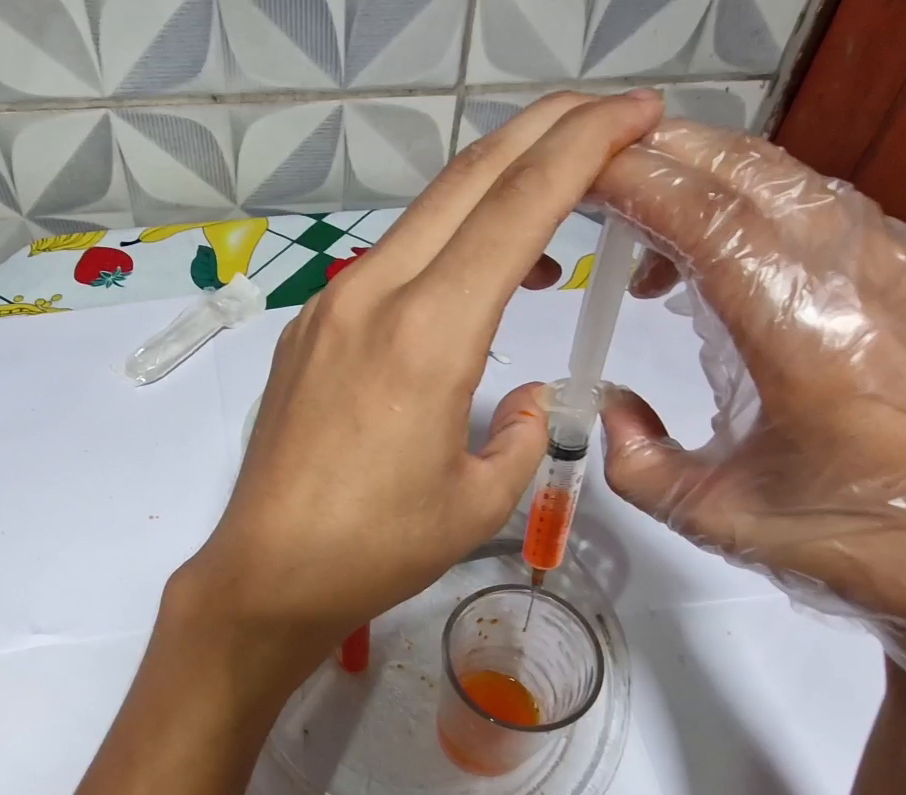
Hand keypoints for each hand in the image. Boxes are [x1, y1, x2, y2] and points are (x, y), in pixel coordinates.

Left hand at [177, 91, 665, 667]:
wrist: (270, 571)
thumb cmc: (377, 548)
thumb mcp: (479, 500)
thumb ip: (524, 434)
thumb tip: (528, 398)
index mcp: (429, 333)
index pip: (519, 203)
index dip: (586, 144)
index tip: (635, 113)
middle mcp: (374, 296)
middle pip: (469, 178)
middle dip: (545, 133)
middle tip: (606, 123)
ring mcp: (330, 306)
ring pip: (425, 217)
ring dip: (493, 198)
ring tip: (548, 229)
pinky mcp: (307, 331)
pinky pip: (386, 264)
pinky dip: (440, 251)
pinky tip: (463, 295)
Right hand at [590, 121, 905, 720]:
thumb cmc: (857, 548)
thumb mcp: (714, 516)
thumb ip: (637, 459)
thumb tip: (610, 409)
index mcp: (809, 338)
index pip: (707, 221)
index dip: (637, 186)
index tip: (583, 178)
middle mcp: (870, 281)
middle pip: (752, 175)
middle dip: (669, 160)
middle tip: (605, 180)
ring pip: (798, 185)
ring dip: (717, 190)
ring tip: (660, 242)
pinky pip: (839, 217)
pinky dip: (770, 216)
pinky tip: (740, 267)